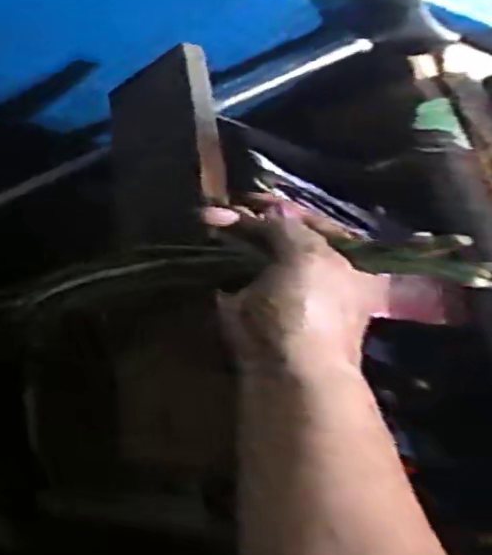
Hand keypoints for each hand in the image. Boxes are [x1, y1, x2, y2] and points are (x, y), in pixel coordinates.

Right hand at [204, 200, 387, 377]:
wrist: (285, 358)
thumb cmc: (308, 306)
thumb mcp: (309, 258)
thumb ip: (287, 227)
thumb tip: (265, 208)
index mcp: (351, 260)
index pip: (315, 221)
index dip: (281, 207)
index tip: (244, 196)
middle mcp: (320, 267)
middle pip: (281, 232)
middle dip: (248, 218)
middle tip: (214, 209)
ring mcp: (284, 281)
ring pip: (255, 246)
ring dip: (230, 231)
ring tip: (203, 219)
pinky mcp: (252, 293)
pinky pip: (236, 264)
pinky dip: (219, 250)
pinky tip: (203, 240)